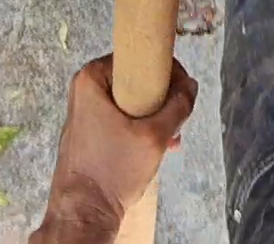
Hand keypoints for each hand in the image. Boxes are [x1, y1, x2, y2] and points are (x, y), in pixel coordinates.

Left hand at [35, 56, 196, 240]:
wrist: (82, 216)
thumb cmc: (112, 171)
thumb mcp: (155, 136)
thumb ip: (179, 105)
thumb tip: (191, 85)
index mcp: (92, 77)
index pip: (140, 57)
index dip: (166, 72)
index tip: (180, 91)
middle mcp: (85, 88)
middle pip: (137, 79)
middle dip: (162, 98)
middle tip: (175, 118)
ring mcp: (85, 110)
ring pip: (132, 99)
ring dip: (155, 115)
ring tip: (171, 136)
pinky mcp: (88, 130)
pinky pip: (122, 116)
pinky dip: (141, 127)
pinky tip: (159, 145)